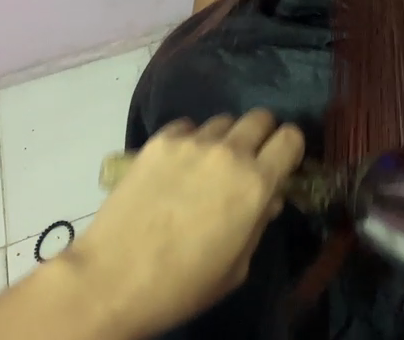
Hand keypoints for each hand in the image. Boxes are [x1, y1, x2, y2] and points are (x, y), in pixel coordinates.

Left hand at [66, 110, 306, 338]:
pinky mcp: (160, 140)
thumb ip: (259, 223)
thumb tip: (269, 197)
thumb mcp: (237, 267)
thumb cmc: (182, 285)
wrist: (112, 280)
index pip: (291, 137)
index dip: (290, 149)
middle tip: (248, 163)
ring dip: (224, 140)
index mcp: (255, 183)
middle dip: (261, 137)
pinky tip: (177, 168)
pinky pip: (188, 127)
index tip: (281, 165)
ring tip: (206, 168)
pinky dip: (190, 141)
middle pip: (260, 117)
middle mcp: (229, 152)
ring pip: (223, 121)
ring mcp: (191, 142)